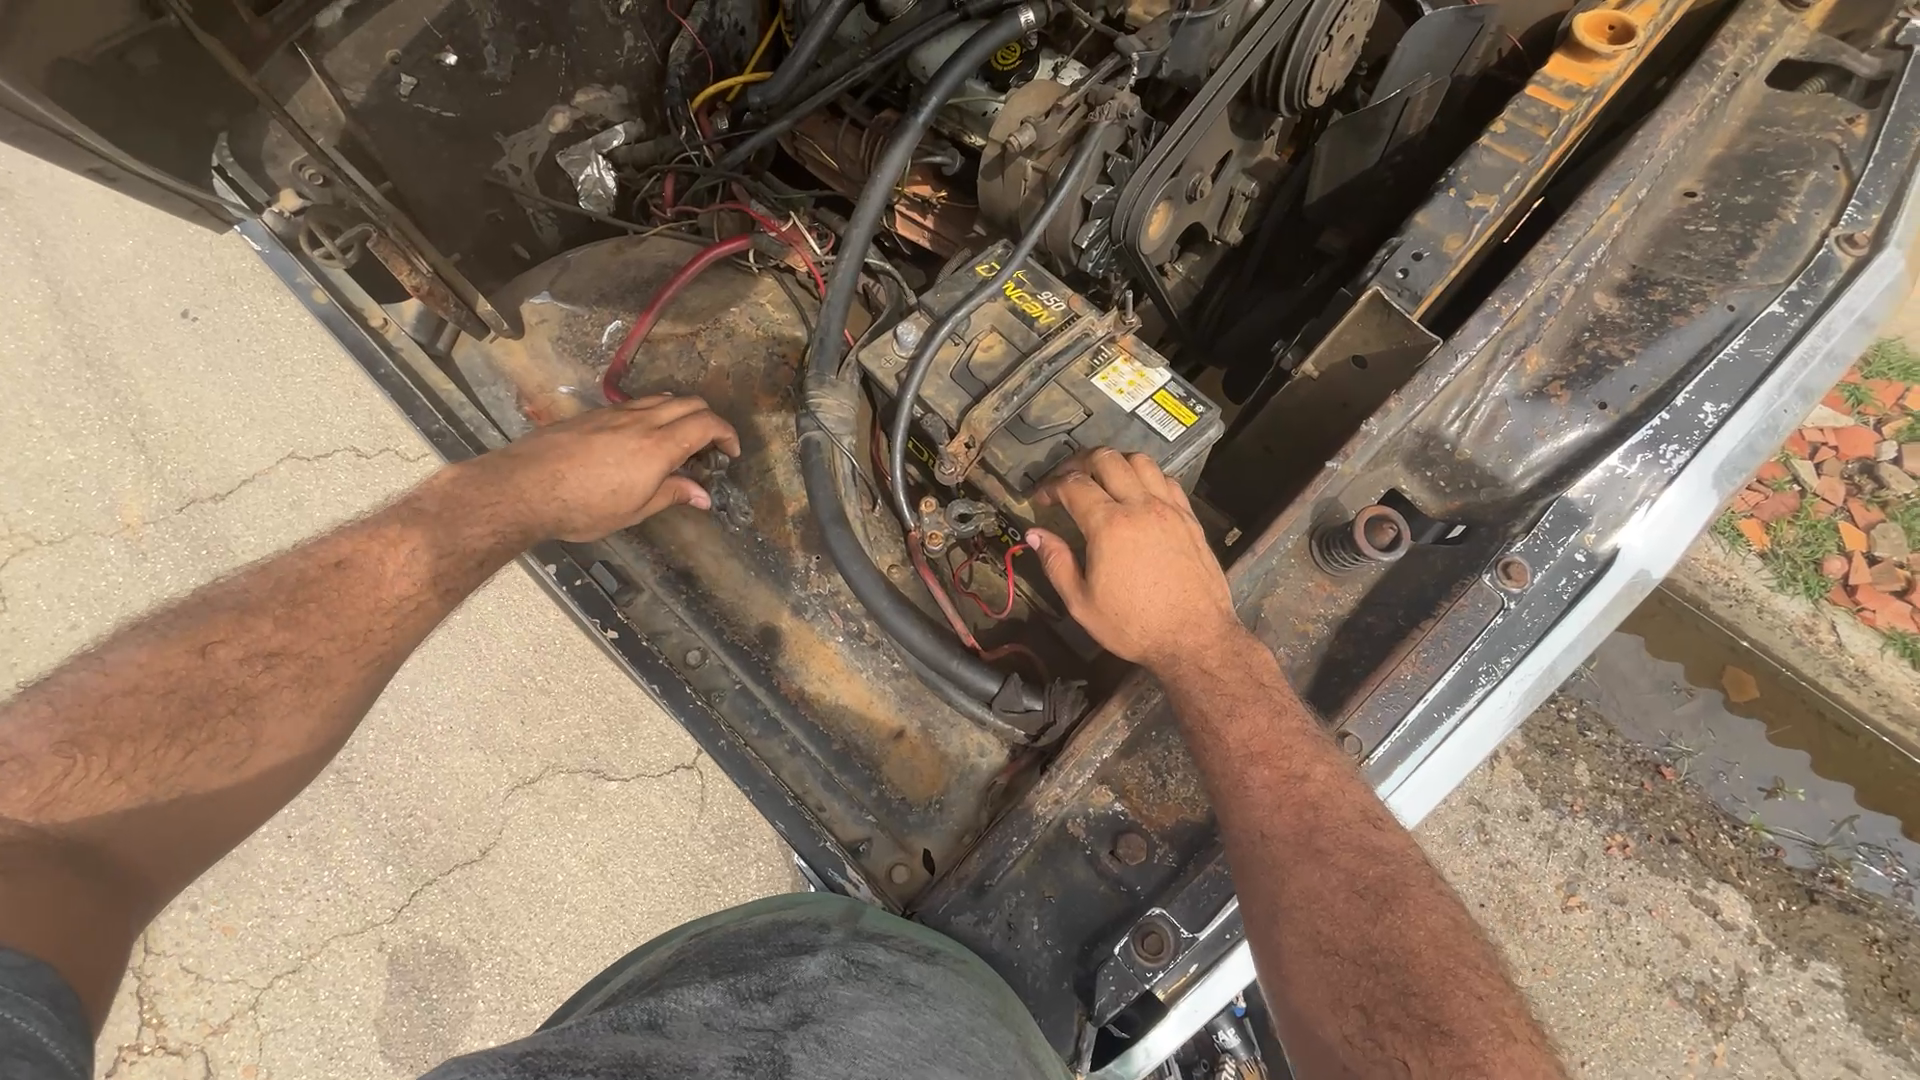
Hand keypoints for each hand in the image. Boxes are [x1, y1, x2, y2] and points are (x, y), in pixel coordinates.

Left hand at [463, 394, 741, 541]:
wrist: (522, 488)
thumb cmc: (582, 507)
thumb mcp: (635, 510)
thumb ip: (672, 494)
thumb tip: (703, 495)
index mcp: (658, 447)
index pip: (707, 425)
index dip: (727, 434)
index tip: (731, 453)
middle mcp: (641, 421)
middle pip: (690, 403)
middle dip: (710, 420)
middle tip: (711, 446)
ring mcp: (615, 413)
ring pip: (662, 398)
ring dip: (682, 412)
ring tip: (680, 438)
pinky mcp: (594, 414)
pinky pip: (636, 403)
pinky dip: (654, 412)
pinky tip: (644, 435)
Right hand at [1026, 448, 1245, 676]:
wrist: (1194, 637)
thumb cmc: (1133, 625)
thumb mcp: (1081, 603)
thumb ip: (1056, 563)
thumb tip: (1035, 534)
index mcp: (1109, 526)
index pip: (1073, 485)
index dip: (1051, 487)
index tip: (1041, 499)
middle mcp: (1140, 506)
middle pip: (1106, 459)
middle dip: (1079, 462)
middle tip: (1067, 479)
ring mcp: (1169, 509)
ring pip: (1140, 461)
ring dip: (1115, 462)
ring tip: (1102, 478)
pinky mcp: (1189, 518)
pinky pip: (1166, 479)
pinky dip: (1146, 476)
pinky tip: (1138, 493)